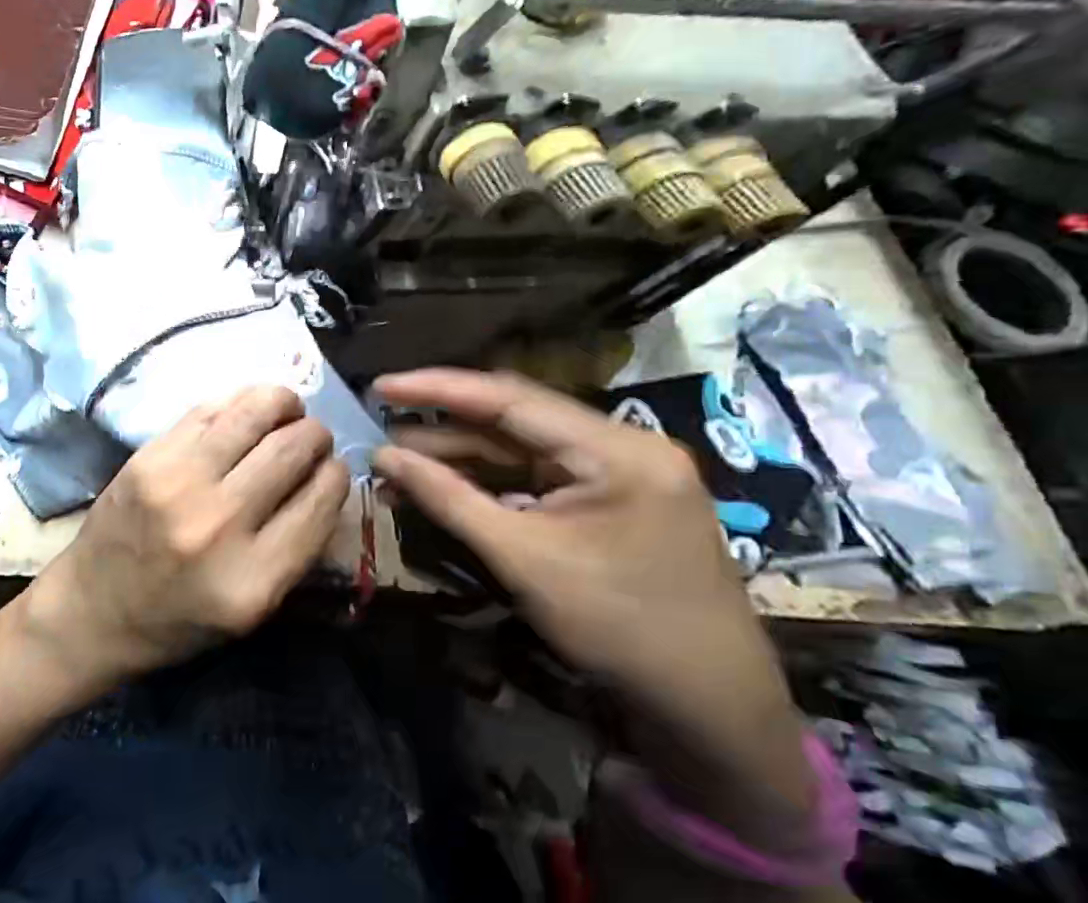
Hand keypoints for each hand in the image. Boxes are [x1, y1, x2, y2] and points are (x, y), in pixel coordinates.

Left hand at [18, 386, 350, 691]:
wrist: (93, 609)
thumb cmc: (179, 619)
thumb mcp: (253, 609)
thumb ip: (296, 547)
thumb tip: (326, 477)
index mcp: (255, 578)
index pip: (321, 500)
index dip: (336, 474)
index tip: (333, 467)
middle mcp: (219, 524)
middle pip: (291, 450)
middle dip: (314, 435)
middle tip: (312, 436)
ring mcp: (178, 483)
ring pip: (253, 414)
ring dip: (282, 402)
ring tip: (287, 408)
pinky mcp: (148, 458)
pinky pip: (208, 411)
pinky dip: (237, 403)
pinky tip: (246, 411)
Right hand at [371, 368, 815, 826]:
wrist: (708, 704)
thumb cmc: (618, 627)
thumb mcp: (521, 558)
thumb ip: (448, 498)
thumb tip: (382, 456)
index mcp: (617, 450)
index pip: (510, 399)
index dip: (438, 388)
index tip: (381, 385)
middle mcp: (624, 446)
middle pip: (516, 418)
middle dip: (443, 425)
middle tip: (381, 426)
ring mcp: (622, 471)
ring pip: (523, 447)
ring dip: (461, 454)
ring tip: (398, 457)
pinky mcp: (612, 497)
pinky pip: (538, 474)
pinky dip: (489, 478)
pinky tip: (444, 481)